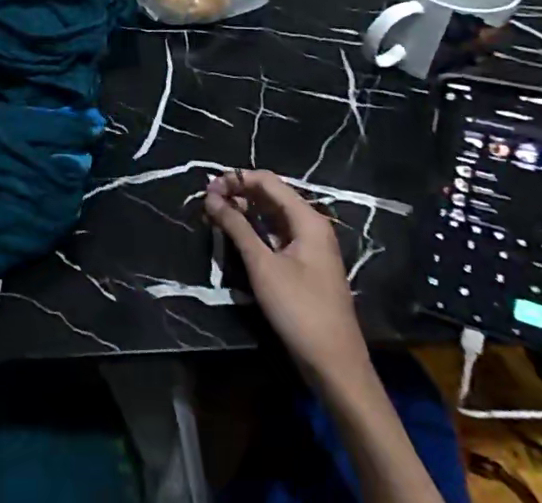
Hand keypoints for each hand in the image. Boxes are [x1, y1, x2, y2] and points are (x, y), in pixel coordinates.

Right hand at [204, 169, 370, 383]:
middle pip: (271, 196)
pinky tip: (235, 235)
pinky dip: (255, 231)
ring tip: (215, 215)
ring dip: (245, 212)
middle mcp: (311, 225)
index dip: (237, 179)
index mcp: (307, 219)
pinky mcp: (304, 264)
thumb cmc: (299, 309)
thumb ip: (237, 227)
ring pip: (273, 216)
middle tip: (207, 201)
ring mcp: (309, 246)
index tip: (208, 187)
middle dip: (239, 193)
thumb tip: (212, 197)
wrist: (334, 362)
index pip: (268, 182)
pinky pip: (277, 235)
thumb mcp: (263, 266)